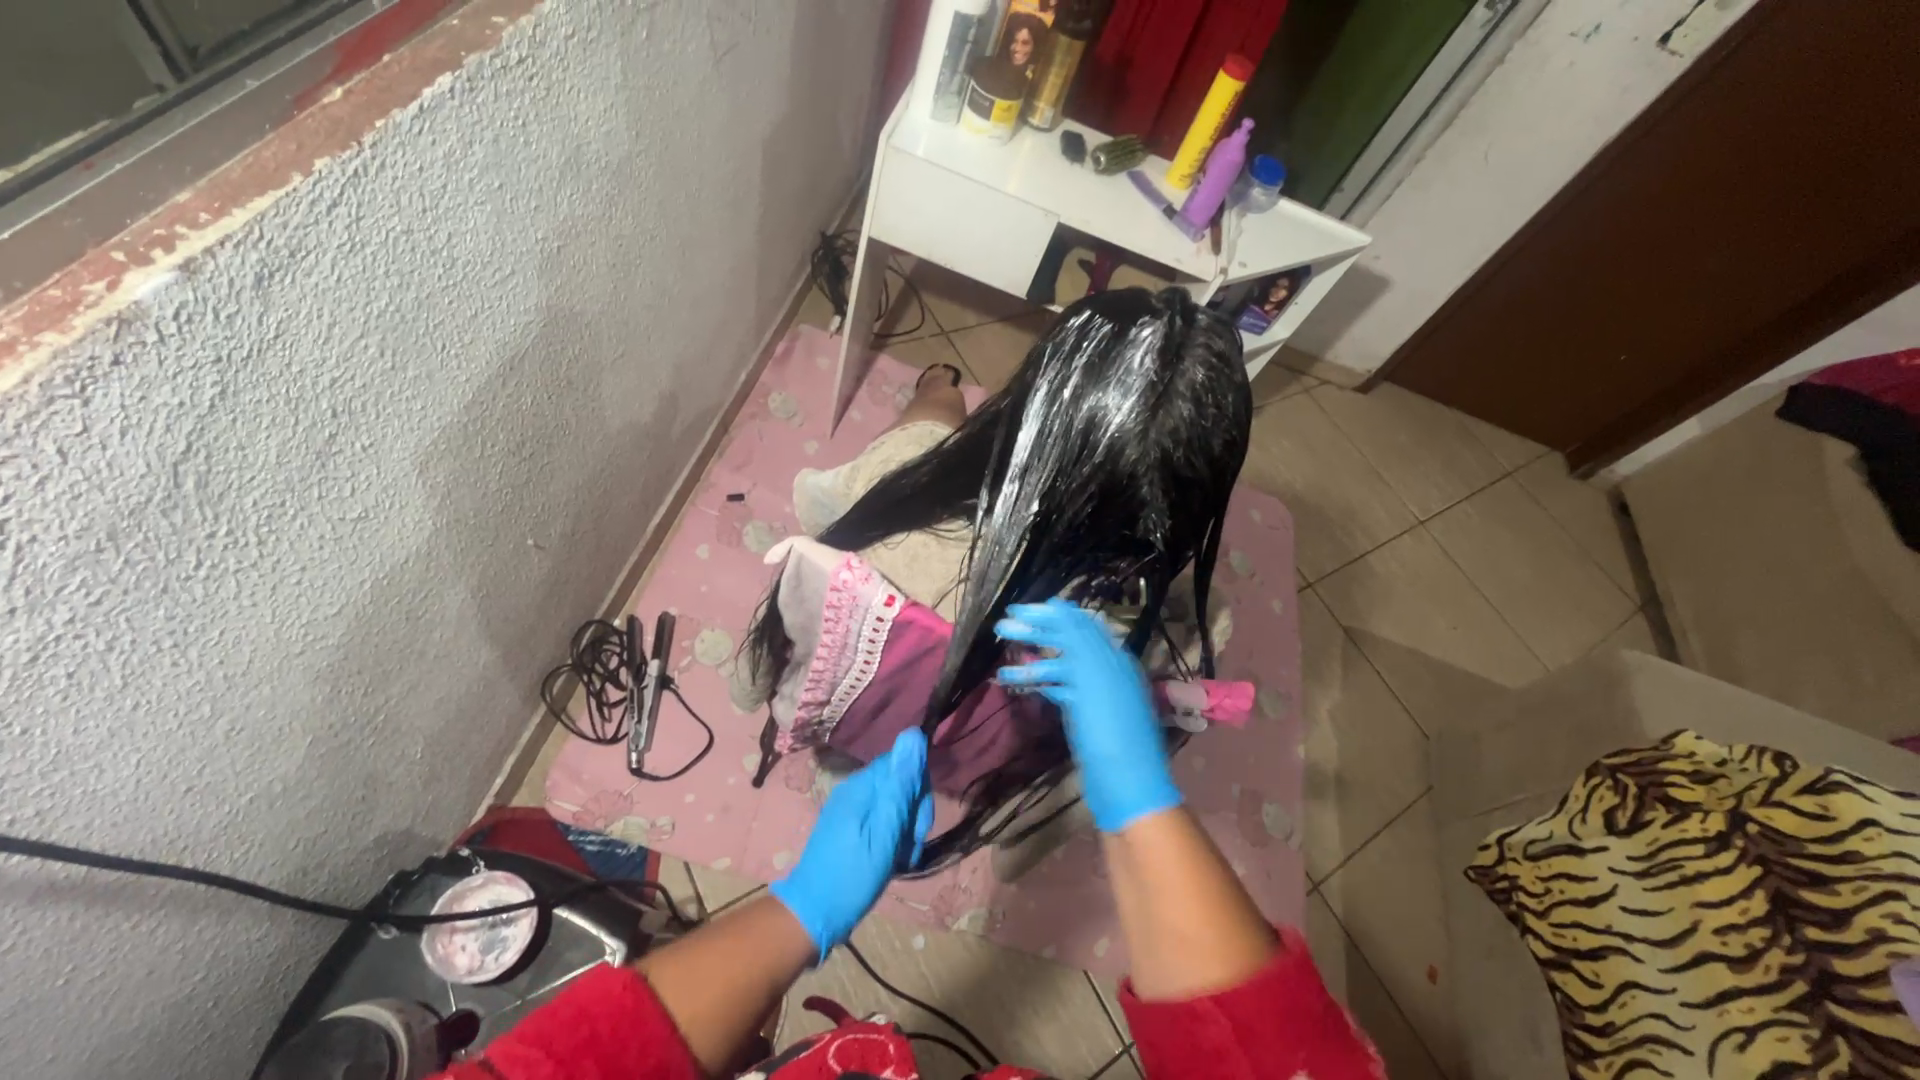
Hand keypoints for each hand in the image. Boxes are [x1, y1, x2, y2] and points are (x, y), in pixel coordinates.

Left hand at [770, 729, 933, 958]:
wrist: (815, 913)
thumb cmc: (852, 876)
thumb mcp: (883, 834)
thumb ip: (900, 786)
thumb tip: (913, 734)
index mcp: (861, 787)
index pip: (903, 765)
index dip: (918, 791)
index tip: (917, 825)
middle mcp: (856, 790)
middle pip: (901, 784)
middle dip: (913, 814)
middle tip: (907, 847)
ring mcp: (852, 809)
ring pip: (896, 805)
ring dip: (905, 830)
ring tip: (898, 859)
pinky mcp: (852, 826)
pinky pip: (884, 820)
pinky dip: (893, 839)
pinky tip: (891, 861)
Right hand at [994, 598, 1179, 832]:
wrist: (1125, 785)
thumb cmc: (1108, 729)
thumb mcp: (1093, 676)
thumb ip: (1078, 639)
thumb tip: (1060, 606)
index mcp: (1112, 657)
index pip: (1077, 623)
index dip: (1046, 614)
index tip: (1013, 611)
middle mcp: (1107, 670)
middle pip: (1068, 642)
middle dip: (1035, 634)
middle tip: (1001, 630)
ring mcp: (1098, 694)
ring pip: (1062, 667)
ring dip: (1033, 663)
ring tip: (1003, 667)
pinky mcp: (1088, 717)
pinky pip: (1062, 690)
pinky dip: (1042, 684)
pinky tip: (1021, 685)